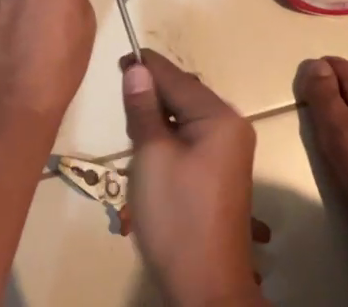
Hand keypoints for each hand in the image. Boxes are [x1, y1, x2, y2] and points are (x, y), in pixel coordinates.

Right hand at [121, 52, 262, 306]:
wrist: (205, 284)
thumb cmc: (175, 215)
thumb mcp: (151, 154)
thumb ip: (143, 108)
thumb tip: (137, 69)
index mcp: (219, 117)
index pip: (175, 76)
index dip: (144, 67)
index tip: (117, 62)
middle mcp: (231, 126)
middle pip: (183, 92)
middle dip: (151, 93)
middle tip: (122, 109)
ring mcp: (229, 150)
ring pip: (184, 114)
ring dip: (157, 115)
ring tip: (132, 131)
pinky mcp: (220, 170)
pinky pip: (190, 135)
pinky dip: (167, 134)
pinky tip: (149, 149)